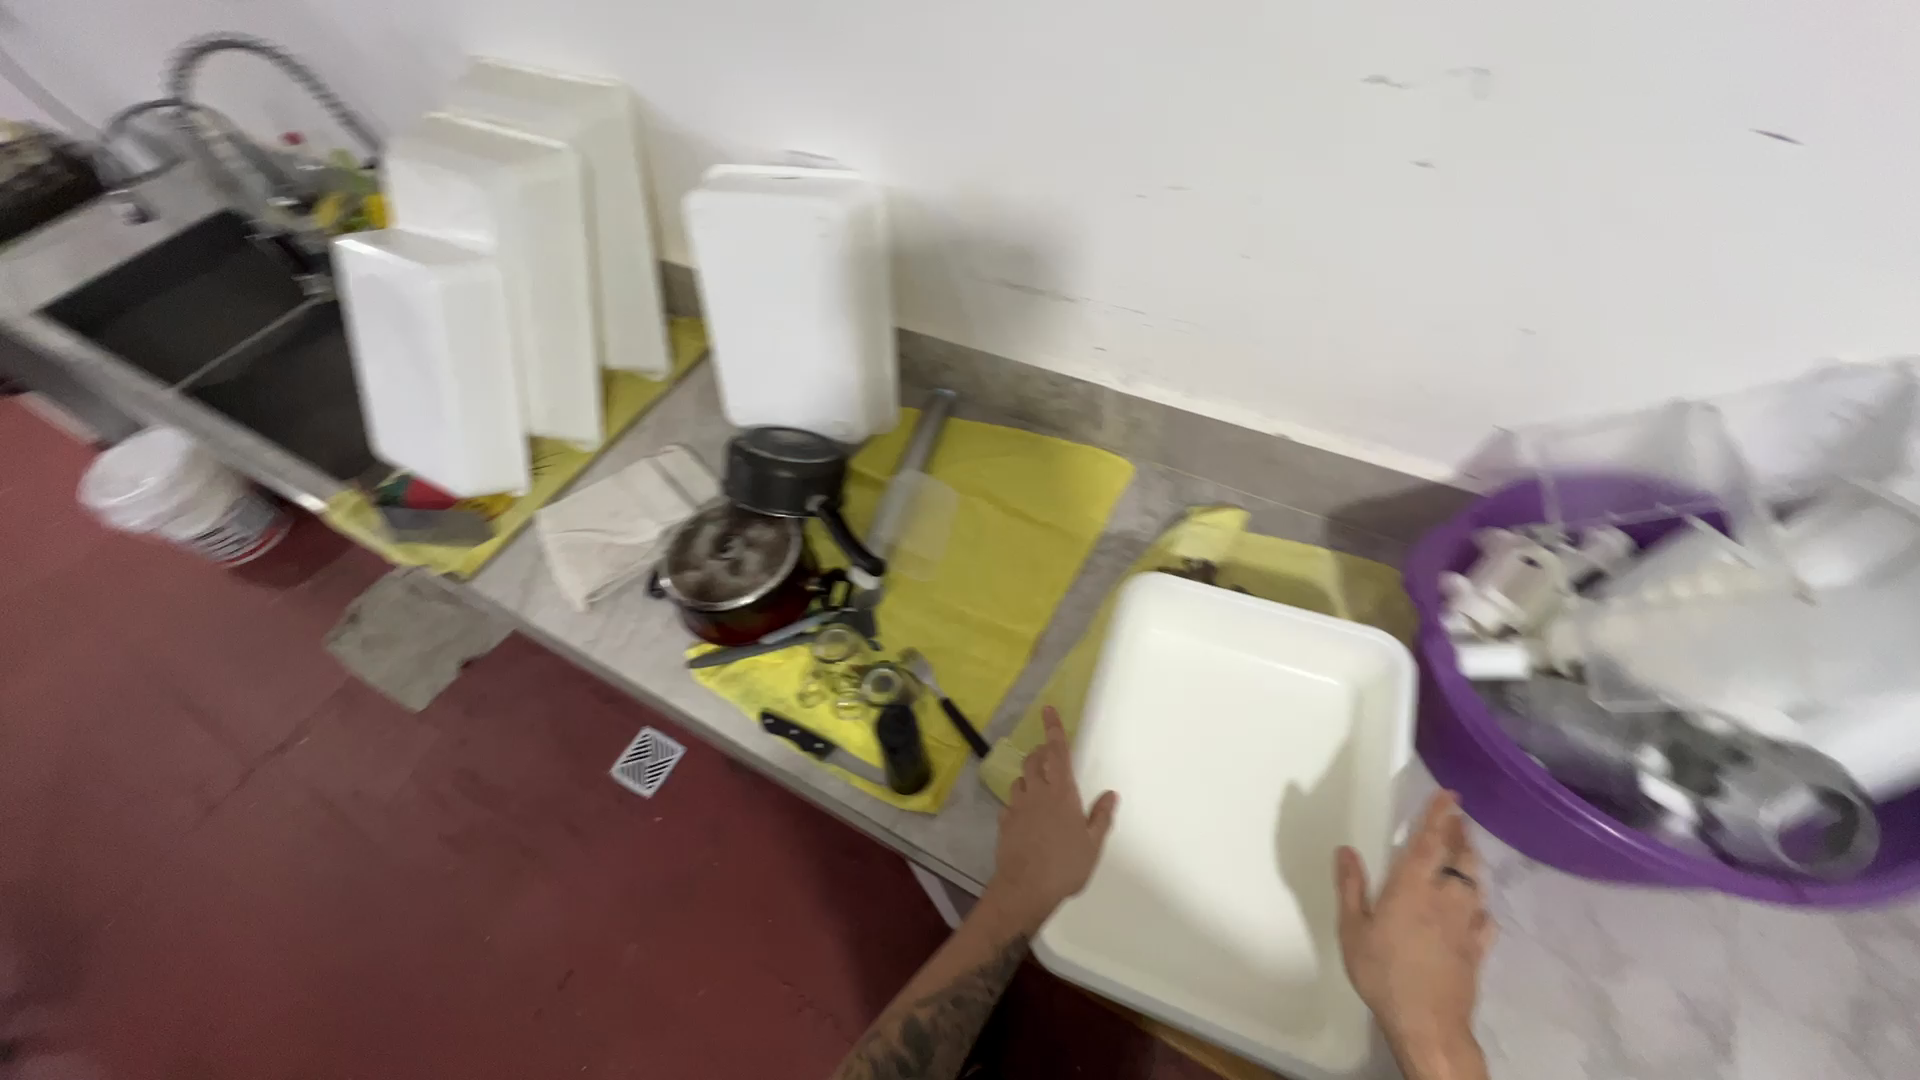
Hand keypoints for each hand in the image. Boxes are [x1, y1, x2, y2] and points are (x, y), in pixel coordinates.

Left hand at [988, 707, 1117, 931]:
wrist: (1025, 889)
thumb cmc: (1065, 866)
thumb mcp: (1092, 844)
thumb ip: (1100, 817)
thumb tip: (1110, 795)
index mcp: (1062, 793)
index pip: (1057, 752)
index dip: (1053, 729)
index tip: (1047, 710)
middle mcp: (1037, 793)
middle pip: (1034, 761)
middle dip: (1040, 752)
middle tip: (1047, 754)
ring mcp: (1017, 807)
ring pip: (1020, 780)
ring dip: (1029, 777)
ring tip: (1039, 787)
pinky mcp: (1004, 822)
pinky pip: (1011, 804)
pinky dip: (1019, 802)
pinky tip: (1026, 816)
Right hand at [1335, 792, 1493, 1069]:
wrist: (1428, 1024)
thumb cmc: (1382, 971)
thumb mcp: (1352, 928)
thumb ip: (1351, 886)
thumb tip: (1347, 850)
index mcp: (1412, 888)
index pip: (1430, 843)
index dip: (1439, 817)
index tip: (1449, 795)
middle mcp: (1445, 899)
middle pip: (1460, 859)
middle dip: (1460, 834)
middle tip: (1458, 816)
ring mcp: (1466, 926)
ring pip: (1476, 885)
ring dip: (1472, 862)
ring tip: (1467, 849)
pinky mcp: (1477, 951)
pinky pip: (1485, 919)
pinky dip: (1481, 905)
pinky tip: (1478, 908)